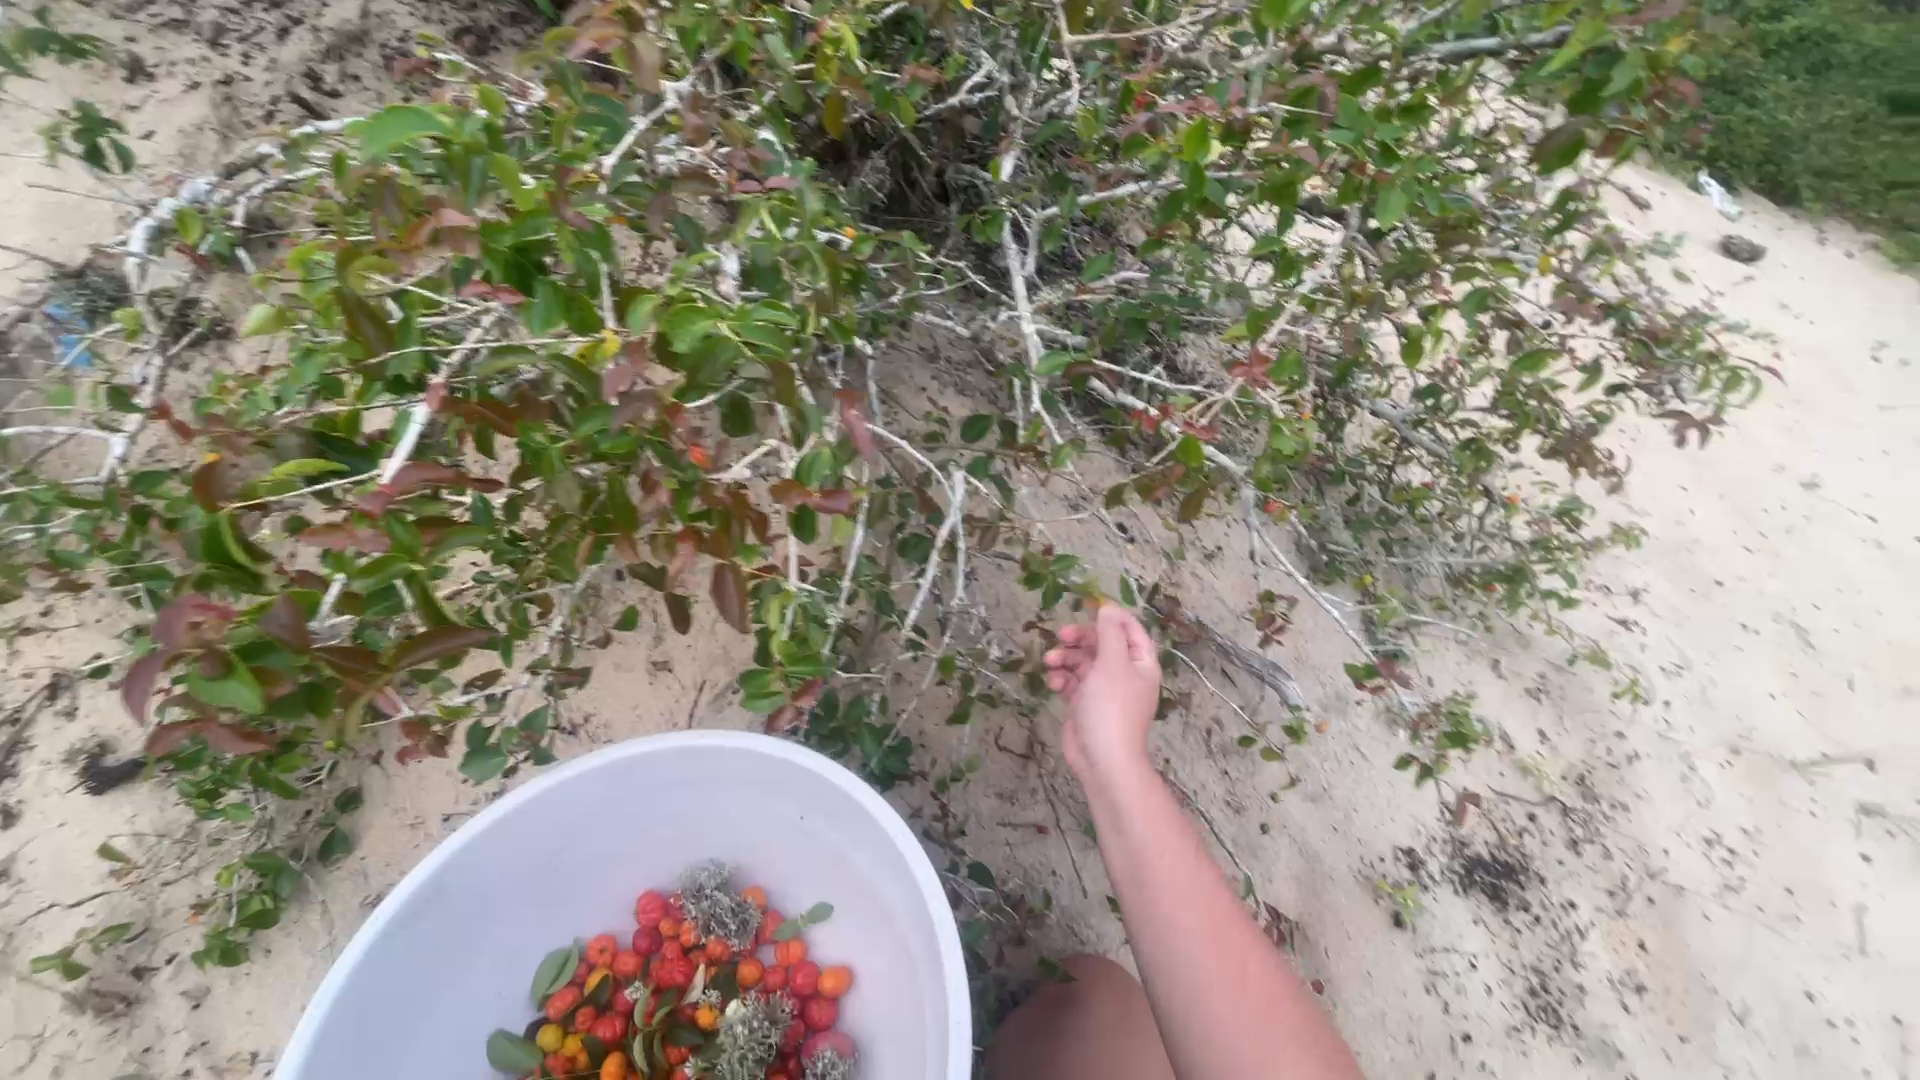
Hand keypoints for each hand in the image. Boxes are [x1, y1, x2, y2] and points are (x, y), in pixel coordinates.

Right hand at [1044, 603, 1162, 787]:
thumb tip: (1108, 608)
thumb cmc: (1112, 707)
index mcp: (1140, 664)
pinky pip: (1072, 682)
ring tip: (1051, 662)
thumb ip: (1109, 633)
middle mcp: (1124, 674)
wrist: (1102, 758)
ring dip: (1066, 658)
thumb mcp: (1112, 663)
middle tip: (1062, 635)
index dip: (1113, 618)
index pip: (1131, 631)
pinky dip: (1062, 678)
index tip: (1091, 607)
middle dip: (1081, 638)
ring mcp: (1103, 690)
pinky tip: (1053, 683)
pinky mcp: (1084, 704)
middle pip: (1102, 644)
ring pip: (1083, 662)